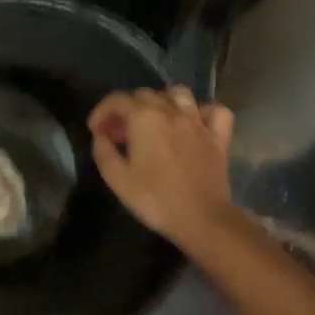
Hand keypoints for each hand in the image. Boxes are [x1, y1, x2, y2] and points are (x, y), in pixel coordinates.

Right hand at [89, 87, 236, 245]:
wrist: (202, 220)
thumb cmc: (156, 199)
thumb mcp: (117, 179)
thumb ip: (103, 152)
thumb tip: (101, 137)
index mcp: (144, 118)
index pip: (117, 100)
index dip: (102, 112)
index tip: (95, 131)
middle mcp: (171, 112)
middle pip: (145, 95)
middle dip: (127, 109)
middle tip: (120, 134)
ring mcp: (198, 123)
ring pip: (180, 94)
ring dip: (163, 101)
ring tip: (155, 120)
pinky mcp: (218, 138)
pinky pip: (216, 112)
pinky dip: (204, 112)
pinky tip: (194, 123)